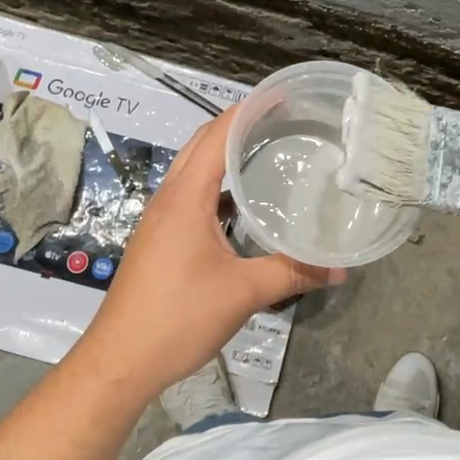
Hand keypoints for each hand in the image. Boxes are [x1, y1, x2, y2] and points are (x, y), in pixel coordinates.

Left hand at [81, 108, 342, 396]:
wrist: (119, 361)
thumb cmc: (178, 318)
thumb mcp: (243, 293)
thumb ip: (292, 272)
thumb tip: (340, 268)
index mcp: (186, 197)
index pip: (217, 135)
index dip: (248, 110)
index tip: (281, 97)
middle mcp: (169, 198)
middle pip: (201, 143)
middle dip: (237, 125)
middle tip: (281, 120)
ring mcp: (159, 218)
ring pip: (193, 169)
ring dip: (223, 154)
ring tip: (266, 152)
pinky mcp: (158, 238)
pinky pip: (189, 194)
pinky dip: (216, 185)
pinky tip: (242, 204)